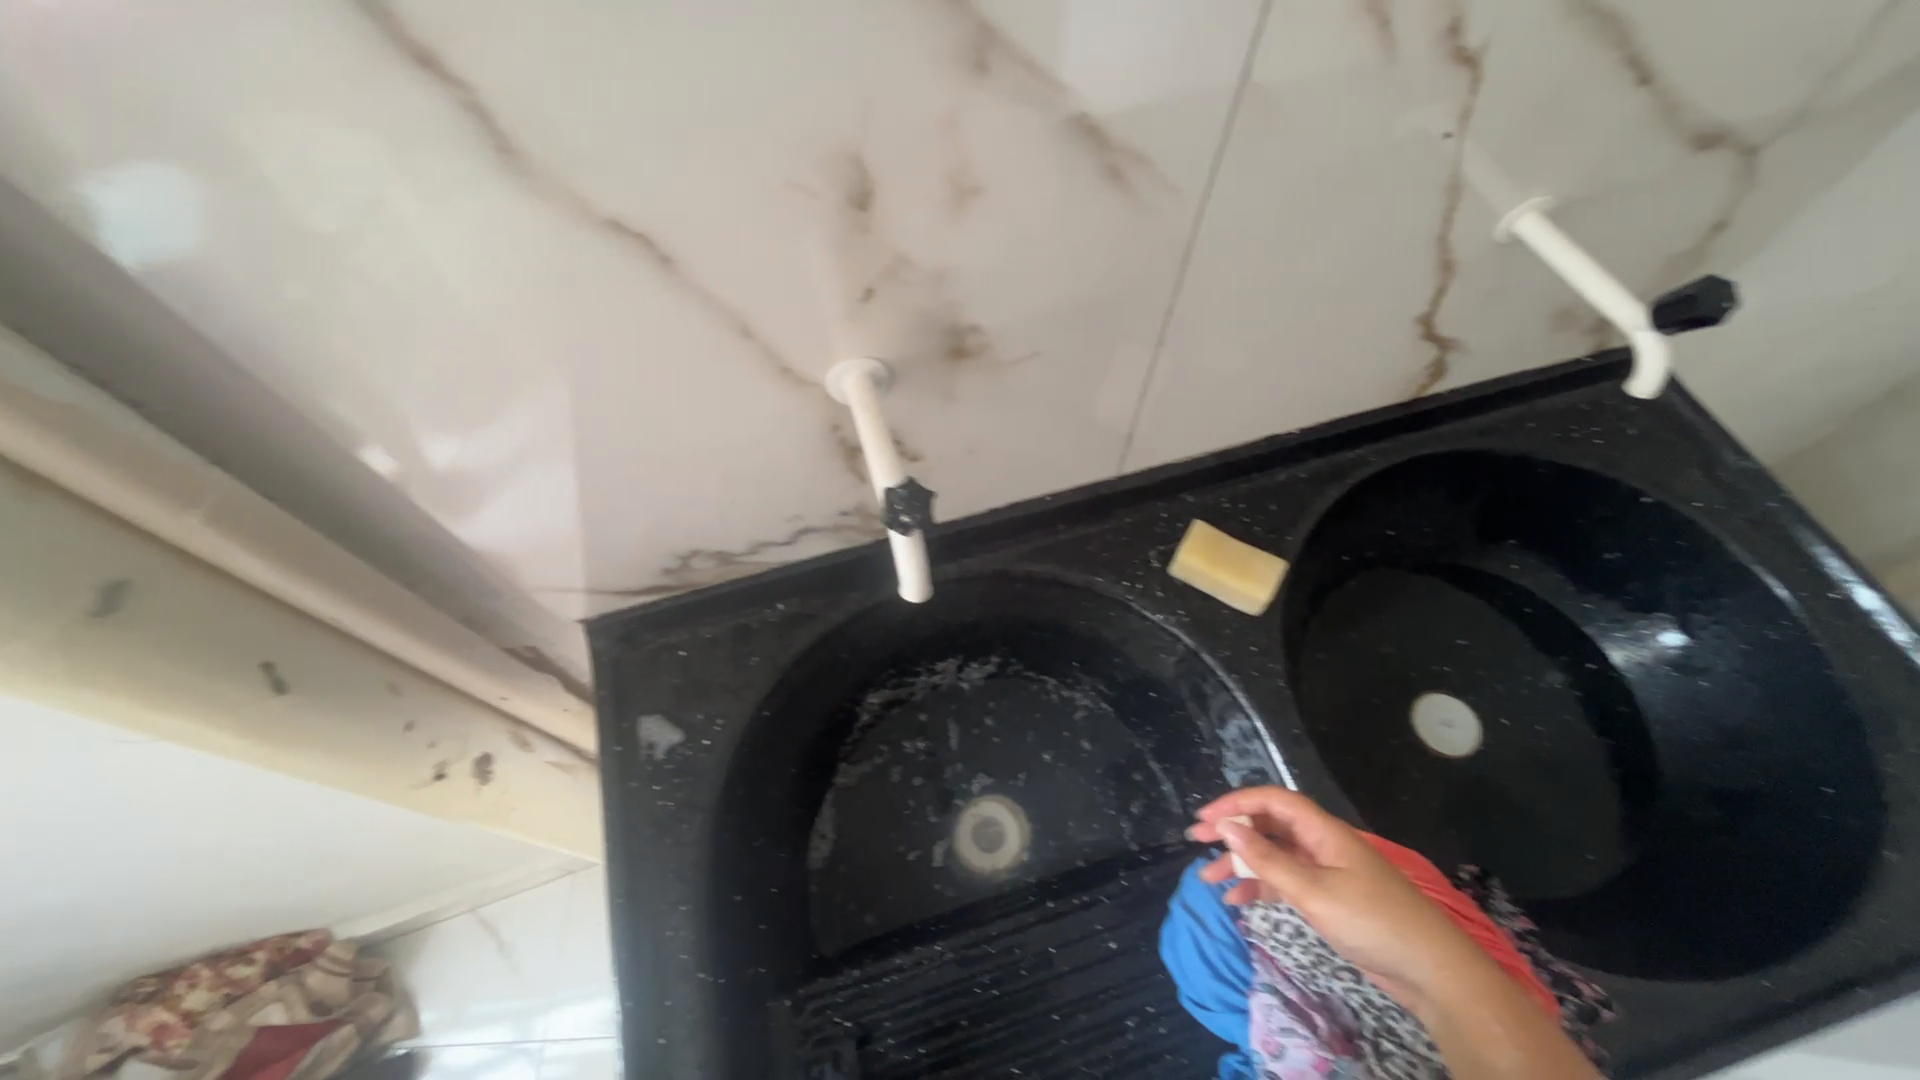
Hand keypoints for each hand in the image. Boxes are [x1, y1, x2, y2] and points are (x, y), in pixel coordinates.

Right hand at [1187, 786, 1482, 1006]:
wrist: (1431, 970)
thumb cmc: (1372, 921)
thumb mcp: (1313, 890)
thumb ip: (1268, 860)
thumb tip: (1227, 827)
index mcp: (1323, 831)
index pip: (1273, 801)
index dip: (1236, 803)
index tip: (1204, 818)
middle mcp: (1322, 844)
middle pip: (1269, 825)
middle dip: (1232, 831)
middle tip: (1196, 841)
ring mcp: (1326, 871)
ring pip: (1274, 856)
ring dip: (1241, 863)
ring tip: (1208, 879)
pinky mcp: (1330, 898)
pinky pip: (1286, 882)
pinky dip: (1261, 888)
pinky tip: (1238, 902)